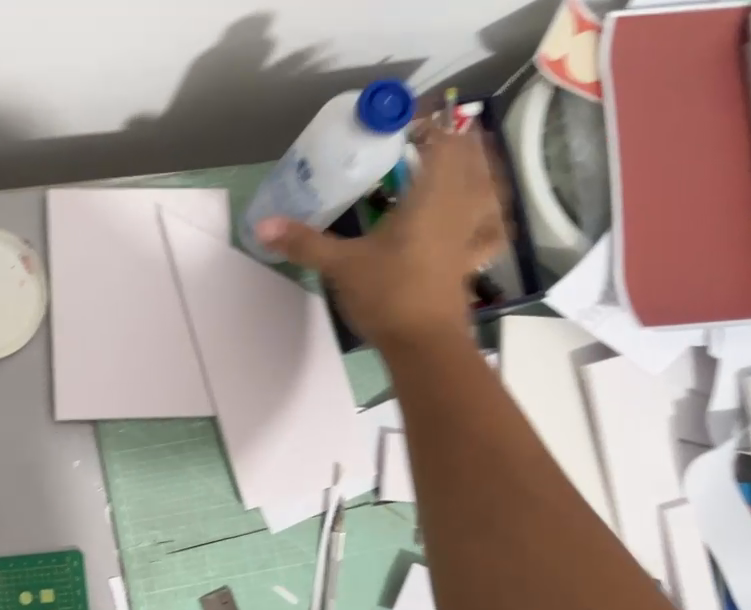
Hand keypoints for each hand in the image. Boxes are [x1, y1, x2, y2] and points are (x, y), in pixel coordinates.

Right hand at [255, 128, 509, 352]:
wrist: (423, 342)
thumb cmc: (387, 294)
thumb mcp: (341, 265)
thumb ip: (305, 242)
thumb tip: (262, 225)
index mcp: (433, 196)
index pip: (443, 143)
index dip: (428, 127)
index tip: (402, 126)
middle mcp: (461, 206)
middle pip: (470, 158)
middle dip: (451, 142)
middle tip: (422, 141)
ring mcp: (470, 233)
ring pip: (487, 186)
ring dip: (476, 168)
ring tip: (457, 163)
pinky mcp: (470, 260)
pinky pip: (489, 227)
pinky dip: (488, 213)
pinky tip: (480, 214)